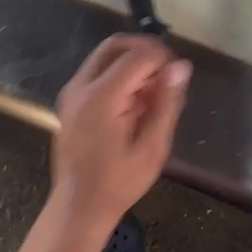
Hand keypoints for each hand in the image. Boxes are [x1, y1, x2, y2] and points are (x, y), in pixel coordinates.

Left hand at [50, 34, 190, 228]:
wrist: (78, 206)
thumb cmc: (119, 183)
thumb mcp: (152, 147)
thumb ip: (166, 103)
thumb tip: (181, 66)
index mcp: (101, 96)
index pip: (137, 55)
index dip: (162, 57)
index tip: (178, 75)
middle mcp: (81, 85)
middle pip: (116, 45)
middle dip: (145, 50)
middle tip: (167, 73)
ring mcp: (72, 90)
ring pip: (105, 54)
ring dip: (132, 61)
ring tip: (153, 89)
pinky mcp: (70, 99)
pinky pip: (96, 70)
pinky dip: (118, 73)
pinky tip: (135, 99)